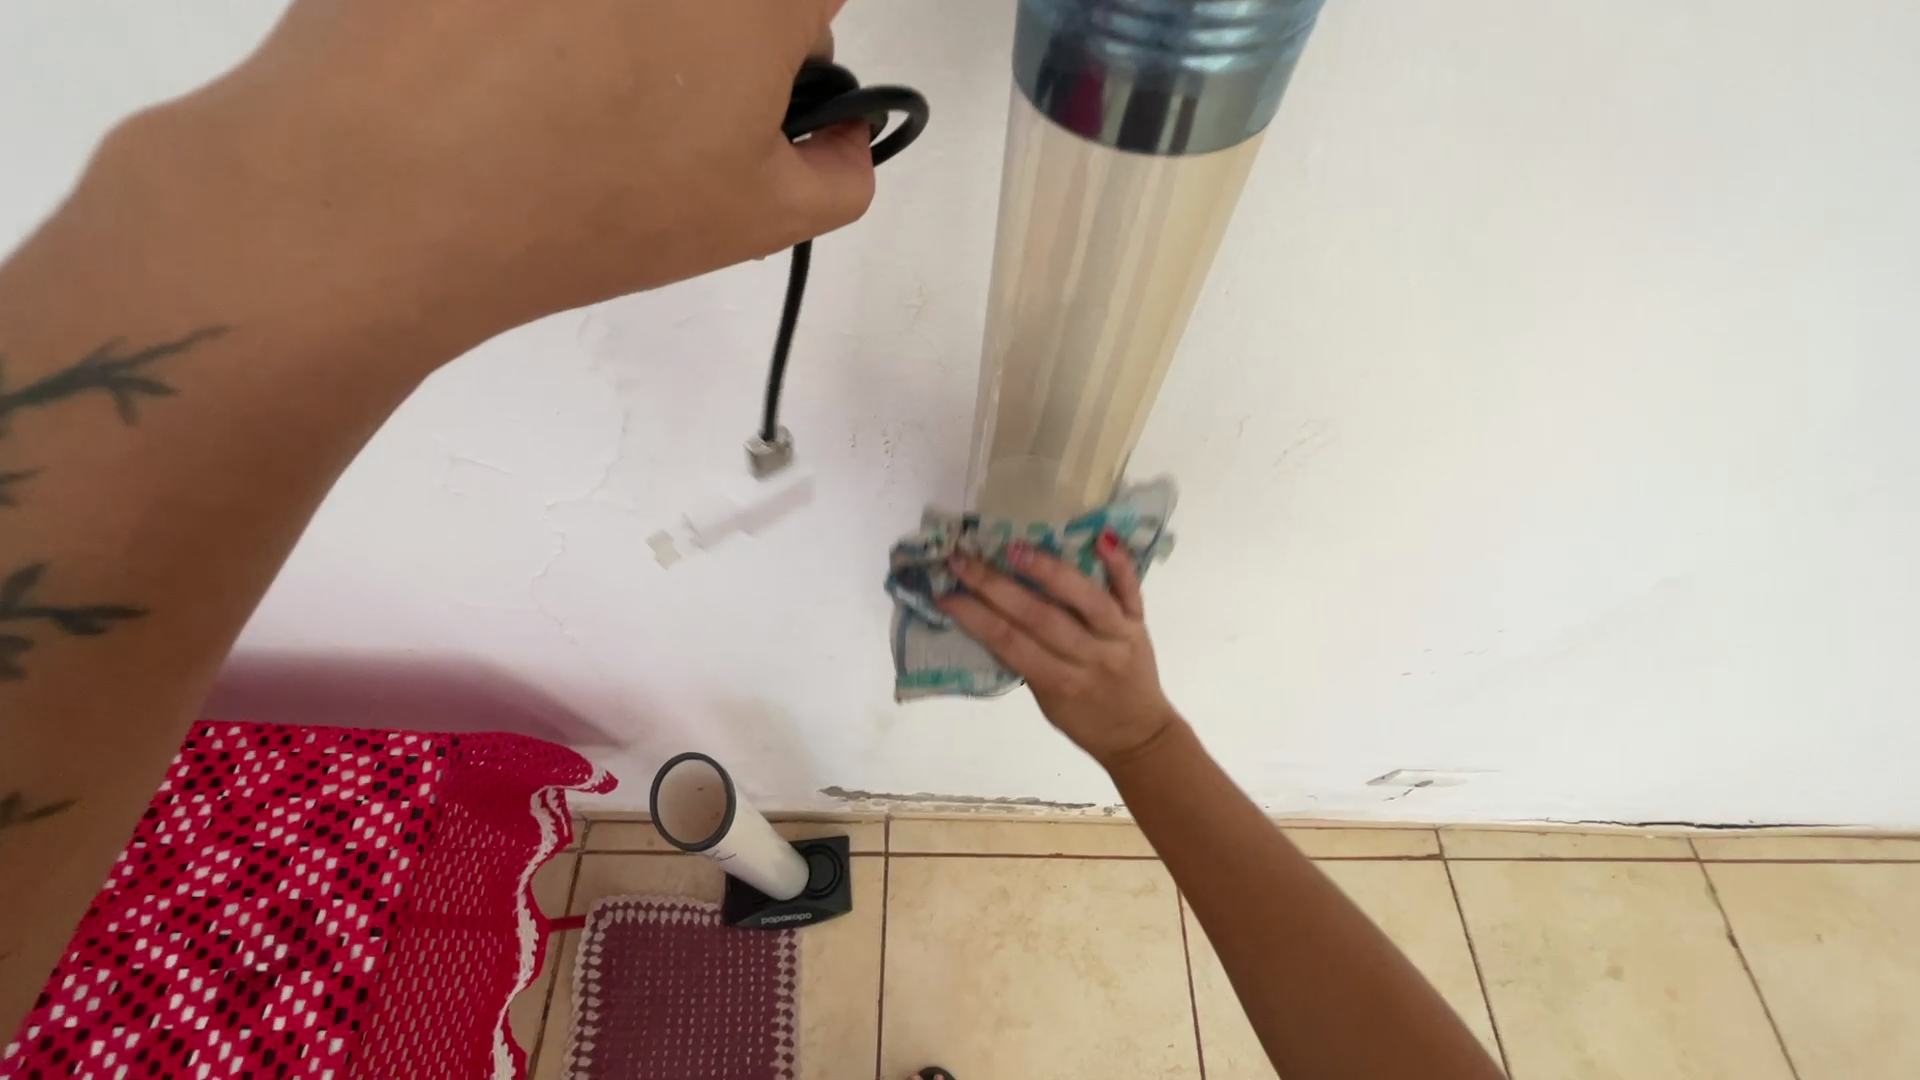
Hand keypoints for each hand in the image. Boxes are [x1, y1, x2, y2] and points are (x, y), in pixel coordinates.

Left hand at [113, 0, 874, 349]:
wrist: (395, 187)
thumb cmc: (609, 205)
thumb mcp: (765, 218)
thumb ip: (843, 172)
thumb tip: (841, 133)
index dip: (801, 37)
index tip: (771, 82)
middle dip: (731, 24)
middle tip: (682, 97)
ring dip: (645, 20)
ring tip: (587, 78)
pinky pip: (557, 0)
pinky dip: (556, 19)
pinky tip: (520, 52)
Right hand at [940, 533, 1183, 767]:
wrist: (1140, 734)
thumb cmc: (1084, 719)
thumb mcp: (1046, 701)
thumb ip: (1024, 660)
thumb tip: (986, 615)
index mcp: (1059, 681)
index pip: (1009, 643)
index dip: (974, 617)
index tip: (944, 594)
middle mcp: (1089, 656)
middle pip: (1039, 617)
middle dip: (995, 586)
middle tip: (963, 561)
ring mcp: (1118, 636)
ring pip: (1084, 599)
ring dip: (1048, 571)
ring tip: (1015, 548)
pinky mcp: (1140, 621)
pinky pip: (1131, 588)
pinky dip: (1118, 562)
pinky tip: (1101, 536)